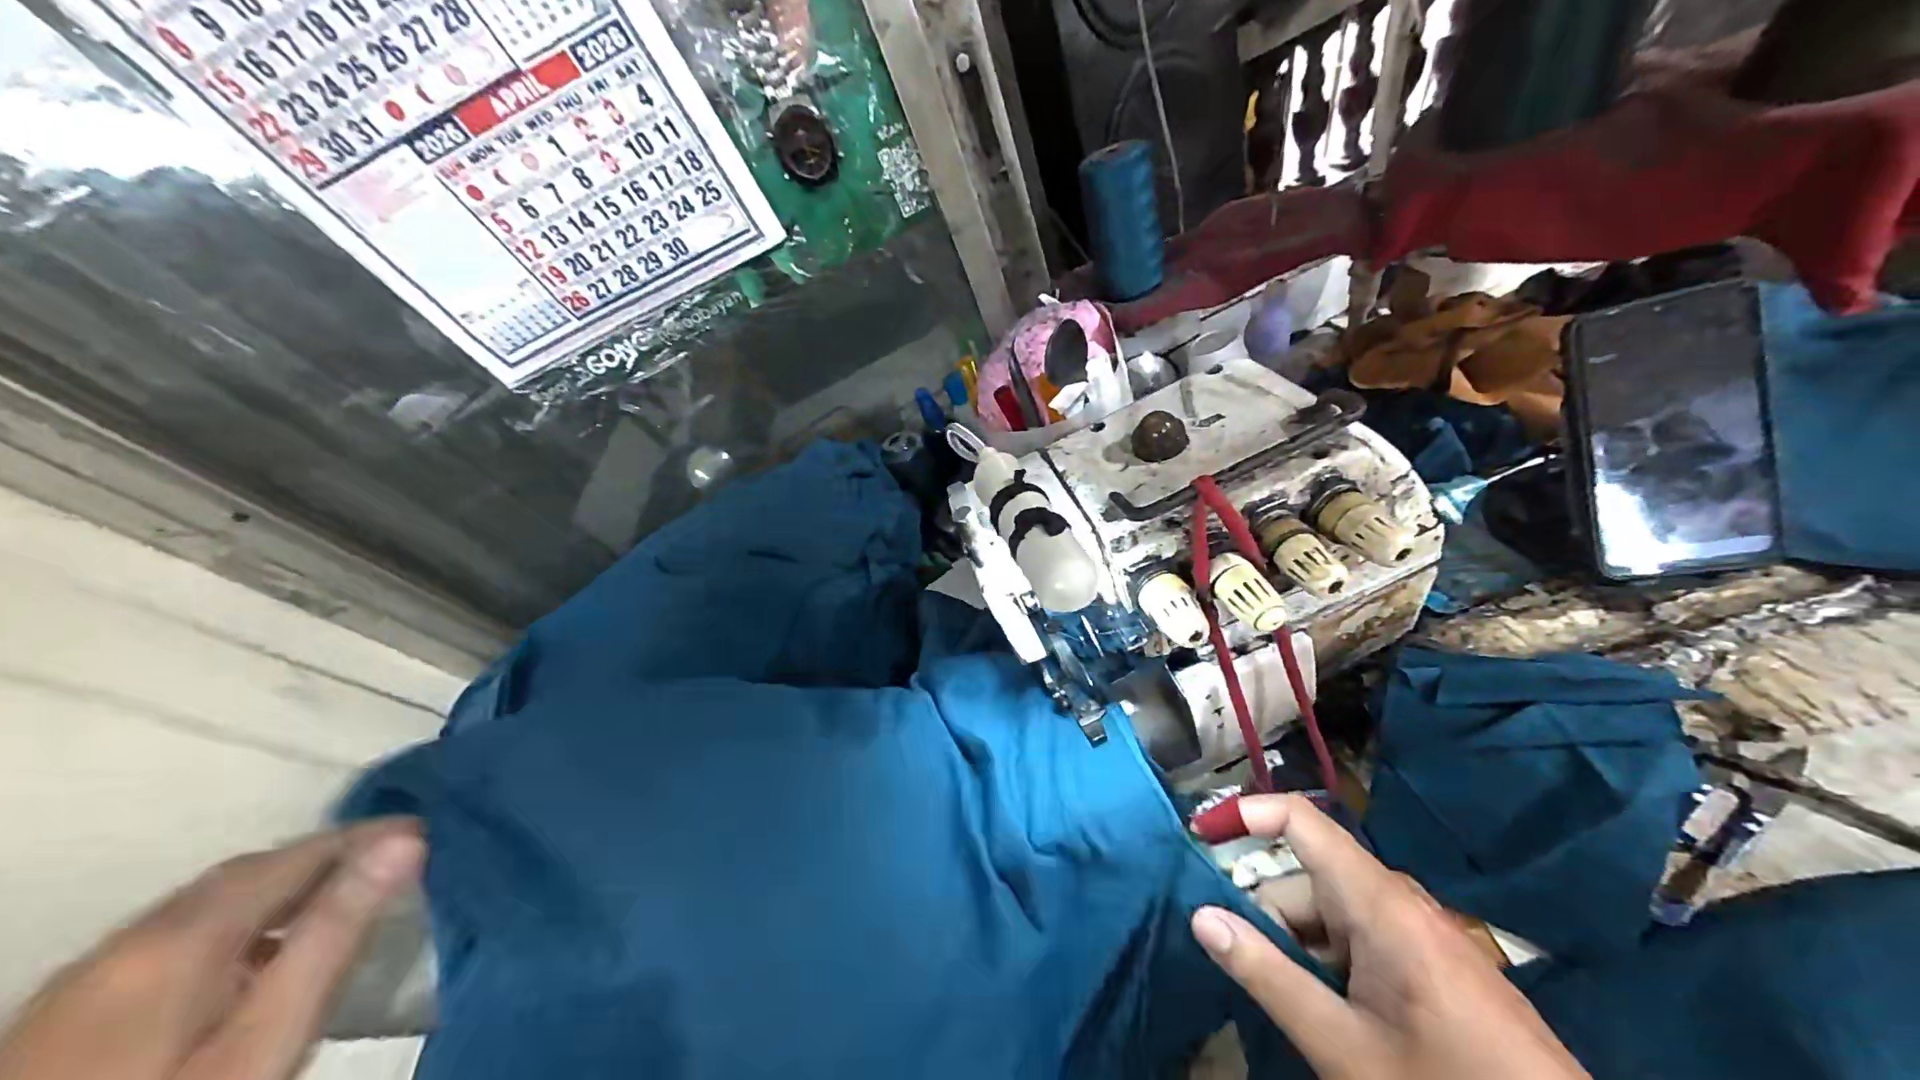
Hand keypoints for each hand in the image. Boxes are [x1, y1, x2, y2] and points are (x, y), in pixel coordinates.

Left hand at [0, 819, 422, 1079]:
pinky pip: (173, 939)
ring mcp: (86, 982)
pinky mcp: (67, 1020)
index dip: (364, 837)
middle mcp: (127, 942)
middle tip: (389, 862)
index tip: (424, 832)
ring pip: (204, 905)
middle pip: (243, 874)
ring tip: (338, 901)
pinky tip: (256, 956)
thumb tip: (404, 844)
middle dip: (321, 857)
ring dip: (278, 888)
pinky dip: (235, 923)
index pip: (293, 857)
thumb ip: (333, 936)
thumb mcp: (268, 1036)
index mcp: (182, 937)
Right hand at [1190, 795, 1586, 1079]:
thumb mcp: (1344, 1047)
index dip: (1244, 814)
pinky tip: (1334, 1013)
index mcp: (1380, 904)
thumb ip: (1267, 975)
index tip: (1197, 836)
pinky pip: (1359, 935)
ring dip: (1298, 946)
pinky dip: (1329, 961)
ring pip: (1330, 911)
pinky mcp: (1432, 958)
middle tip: (1252, 976)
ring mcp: (1419, 928)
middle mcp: (1399, 899)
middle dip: (1268, 915)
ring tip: (1301, 1011)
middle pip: (1307, 878)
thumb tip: (1201, 917)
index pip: (1300, 820)